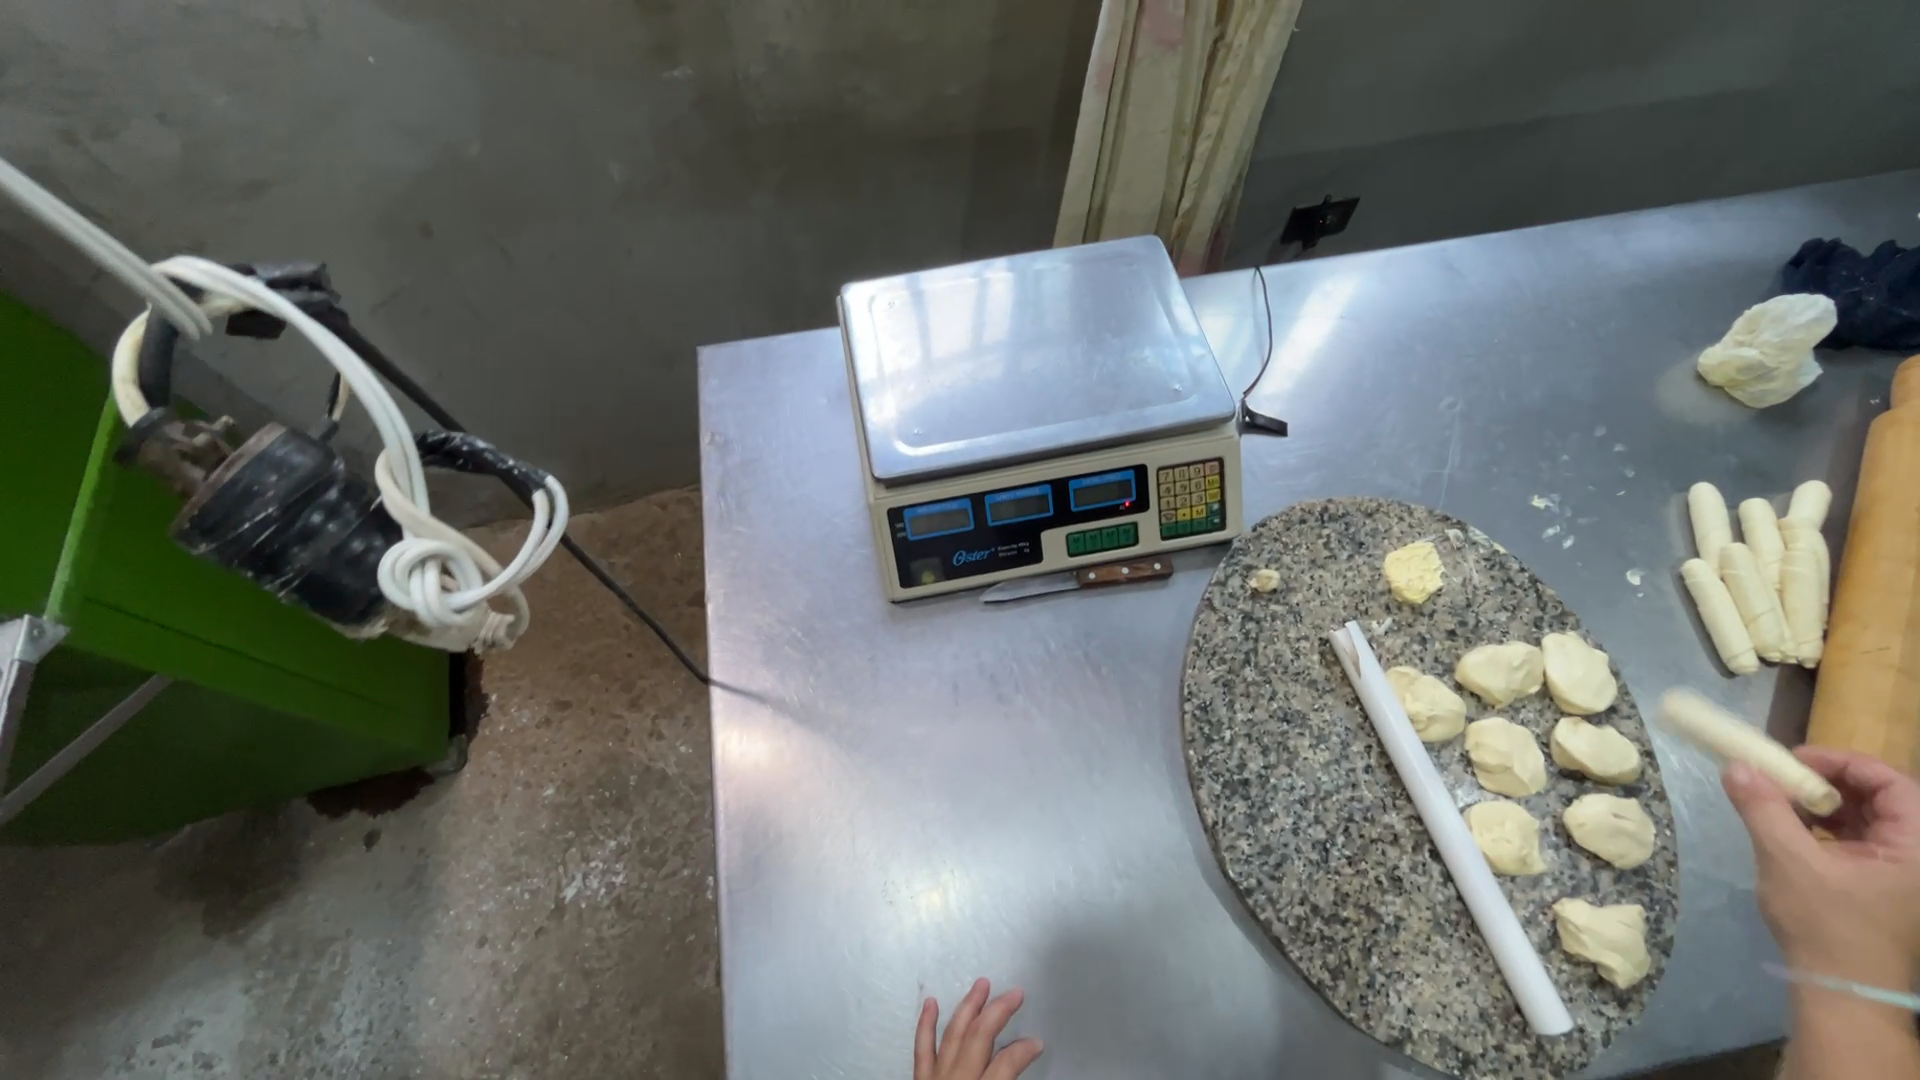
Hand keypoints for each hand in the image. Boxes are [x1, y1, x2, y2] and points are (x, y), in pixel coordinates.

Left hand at [914, 978, 1042, 1079]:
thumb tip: (1018, 1063)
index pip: (1006, 1064)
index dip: (1024, 1050)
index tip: (1037, 1042)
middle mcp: (957, 1078)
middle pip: (979, 1037)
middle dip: (998, 1011)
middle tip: (1016, 992)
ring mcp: (934, 1077)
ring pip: (952, 1034)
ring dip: (968, 1007)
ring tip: (982, 984)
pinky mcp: (920, 1079)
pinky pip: (921, 1048)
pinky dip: (926, 1024)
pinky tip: (931, 1002)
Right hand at [1723, 746, 1919, 985]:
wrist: (1842, 985)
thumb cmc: (1825, 922)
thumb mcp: (1786, 860)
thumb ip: (1763, 808)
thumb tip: (1737, 765)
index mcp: (1917, 849)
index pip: (1893, 783)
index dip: (1842, 762)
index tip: (1790, 760)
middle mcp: (1919, 855)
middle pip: (1882, 796)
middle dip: (1826, 780)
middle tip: (1777, 777)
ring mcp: (1904, 870)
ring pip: (1867, 814)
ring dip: (1820, 801)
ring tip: (1777, 801)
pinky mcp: (1884, 880)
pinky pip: (1858, 836)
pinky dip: (1823, 823)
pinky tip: (1790, 827)